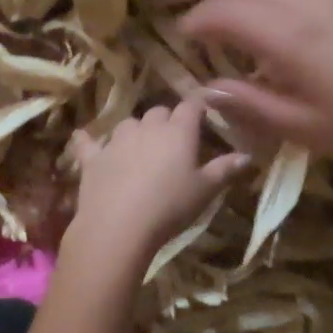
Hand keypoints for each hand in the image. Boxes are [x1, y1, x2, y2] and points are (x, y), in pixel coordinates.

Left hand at [69, 98, 249, 258]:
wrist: (119, 226)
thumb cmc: (170, 206)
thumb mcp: (205, 191)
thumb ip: (225, 170)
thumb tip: (247, 156)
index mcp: (178, 131)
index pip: (191, 107)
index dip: (198, 108)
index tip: (203, 114)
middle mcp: (147, 127)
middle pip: (159, 112)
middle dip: (167, 120)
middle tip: (174, 140)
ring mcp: (117, 140)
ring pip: (128, 124)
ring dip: (136, 131)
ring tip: (141, 147)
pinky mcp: (93, 158)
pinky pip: (88, 142)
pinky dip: (88, 141)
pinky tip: (85, 140)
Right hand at [180, 0, 332, 185]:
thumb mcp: (304, 129)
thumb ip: (251, 104)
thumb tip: (209, 88)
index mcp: (289, 35)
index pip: (226, 11)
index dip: (199, 19)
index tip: (185, 33)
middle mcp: (313, 0)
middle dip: (225, 5)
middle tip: (213, 29)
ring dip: (262, 2)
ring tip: (260, 31)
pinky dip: (300, 3)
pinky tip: (313, 32)